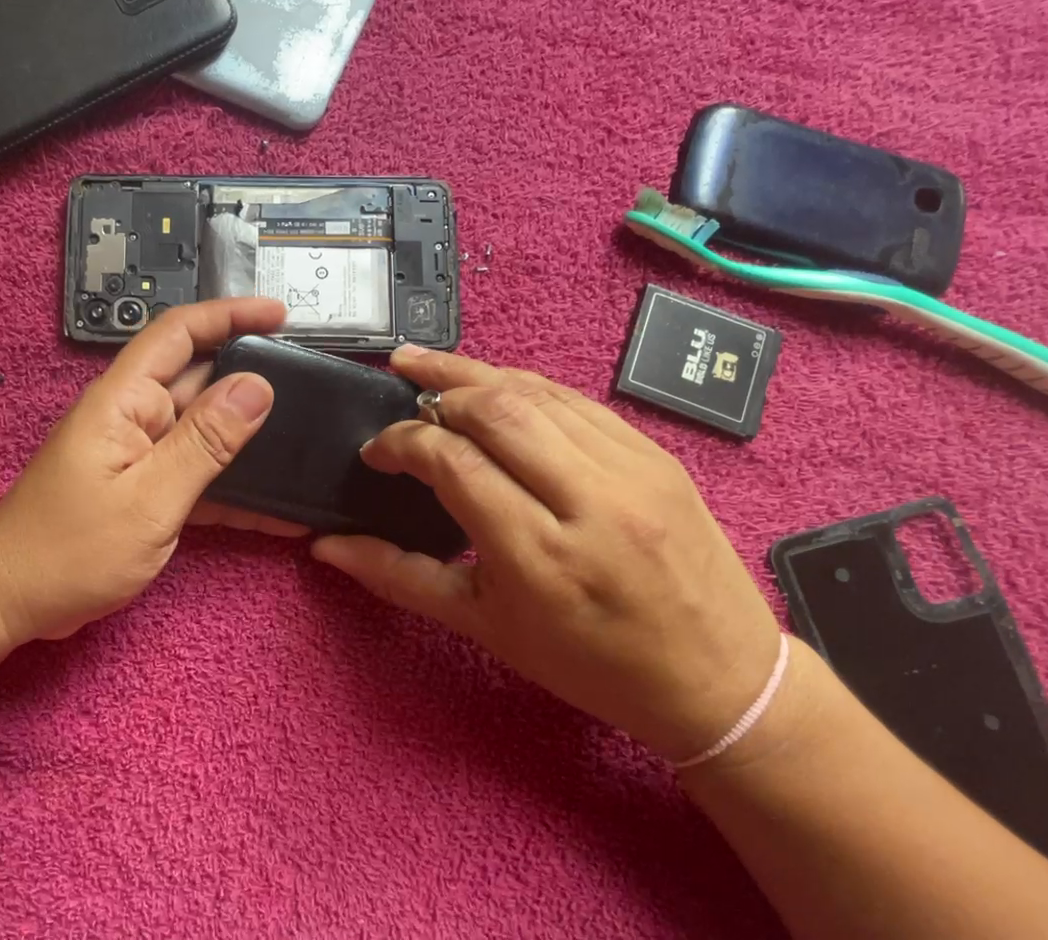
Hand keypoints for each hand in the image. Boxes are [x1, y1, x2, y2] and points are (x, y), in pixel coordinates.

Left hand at [0, 298, 306, 648]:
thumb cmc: (69, 551)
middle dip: (253, 382)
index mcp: (123, 402)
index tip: (281, 314)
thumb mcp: (148, 500)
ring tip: (307, 448)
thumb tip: (256, 386)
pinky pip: (192, 476)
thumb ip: (205, 443)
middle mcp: (130, 418)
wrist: (10, 600)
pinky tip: (277, 510)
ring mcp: (135, 455)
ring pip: (202, 433)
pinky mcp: (139, 490)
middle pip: (199, 382)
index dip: (230, 315)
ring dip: (248, 442)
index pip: (178, 334)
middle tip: (314, 390)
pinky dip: (229, 490)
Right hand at [311, 347, 782, 761]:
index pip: (452, 461)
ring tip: (426, 366)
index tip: (376, 454)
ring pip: (535, 392)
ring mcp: (632, 470)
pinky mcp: (656, 455)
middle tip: (399, 392)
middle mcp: (588, 501)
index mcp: (538, 555)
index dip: (401, 443)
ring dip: (472, 373)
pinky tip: (490, 387)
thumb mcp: (483, 626)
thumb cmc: (589, 663)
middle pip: (494, 409)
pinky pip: (575, 400)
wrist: (721, 680)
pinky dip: (522, 386)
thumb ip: (398, 576)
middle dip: (434, 389)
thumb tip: (326, 547)